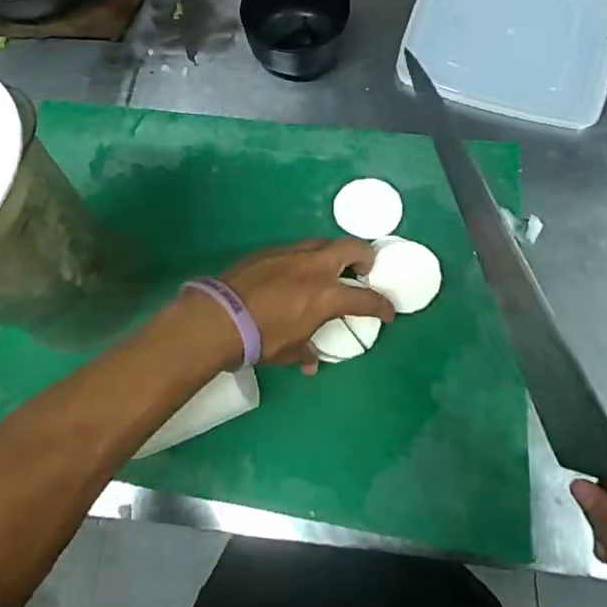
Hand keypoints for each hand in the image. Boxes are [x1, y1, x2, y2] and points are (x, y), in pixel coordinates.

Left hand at [171, 238, 393, 372]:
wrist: (219, 317)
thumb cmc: (260, 339)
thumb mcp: (288, 351)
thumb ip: (305, 351)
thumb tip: (311, 363)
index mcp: (328, 294)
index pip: (366, 298)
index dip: (382, 306)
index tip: (388, 311)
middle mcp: (316, 267)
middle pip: (352, 248)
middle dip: (364, 256)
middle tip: (364, 268)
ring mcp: (292, 254)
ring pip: (322, 243)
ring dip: (332, 253)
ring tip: (328, 268)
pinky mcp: (270, 251)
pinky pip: (296, 249)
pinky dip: (304, 258)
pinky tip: (293, 273)